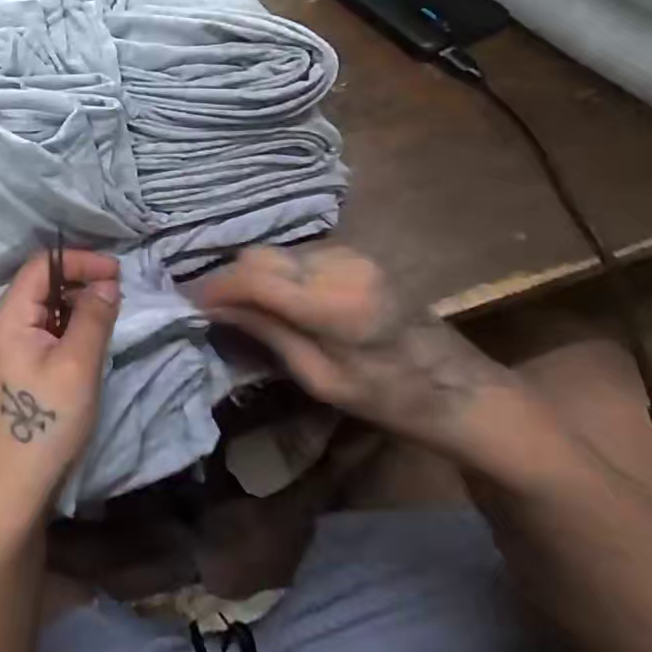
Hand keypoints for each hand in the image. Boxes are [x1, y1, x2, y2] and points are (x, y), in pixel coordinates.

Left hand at [0, 251, 120, 525]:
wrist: (15, 480)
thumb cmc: (46, 419)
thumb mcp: (77, 364)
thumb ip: (93, 317)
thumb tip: (107, 282)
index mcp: (7, 314)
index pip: (41, 266)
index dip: (79, 261)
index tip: (118, 272)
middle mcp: (1, 321)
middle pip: (41, 283)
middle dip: (80, 281)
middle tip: (118, 294)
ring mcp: (6, 344)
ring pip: (44, 307)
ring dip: (76, 304)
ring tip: (109, 315)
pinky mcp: (17, 363)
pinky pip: (43, 329)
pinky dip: (68, 325)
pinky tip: (90, 338)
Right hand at [189, 247, 514, 453]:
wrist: (463, 390)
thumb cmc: (391, 399)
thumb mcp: (319, 378)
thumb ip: (264, 333)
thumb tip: (213, 310)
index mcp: (332, 302)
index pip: (251, 277)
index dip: (212, 288)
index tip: (187, 304)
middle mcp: (338, 265)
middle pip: (257, 256)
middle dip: (228, 279)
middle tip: (209, 308)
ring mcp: (349, 254)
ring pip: (274, 252)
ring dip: (251, 275)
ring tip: (238, 305)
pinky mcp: (354, 254)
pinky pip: (295, 255)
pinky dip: (274, 272)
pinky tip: (273, 298)